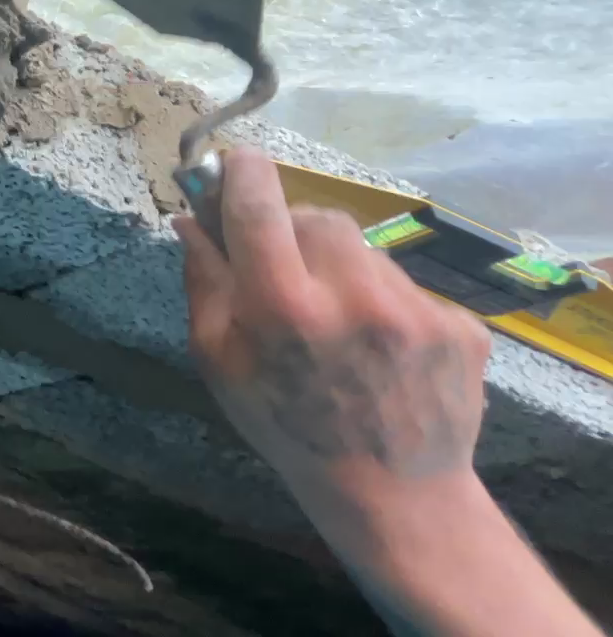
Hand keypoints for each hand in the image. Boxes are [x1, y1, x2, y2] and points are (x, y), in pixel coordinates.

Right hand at [174, 148, 492, 535]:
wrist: (390, 490)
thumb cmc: (278, 418)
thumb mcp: (213, 353)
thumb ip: (203, 278)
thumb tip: (189, 218)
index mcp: (281, 305)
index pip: (259, 206)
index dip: (243, 170)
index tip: (234, 159)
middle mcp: (352, 297)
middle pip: (317, 217)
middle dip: (290, 226)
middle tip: (278, 261)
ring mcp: (416, 311)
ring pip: (362, 247)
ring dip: (335, 260)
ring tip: (329, 310)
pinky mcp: (460, 326)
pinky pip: (403, 281)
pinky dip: (377, 293)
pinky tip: (372, 337)